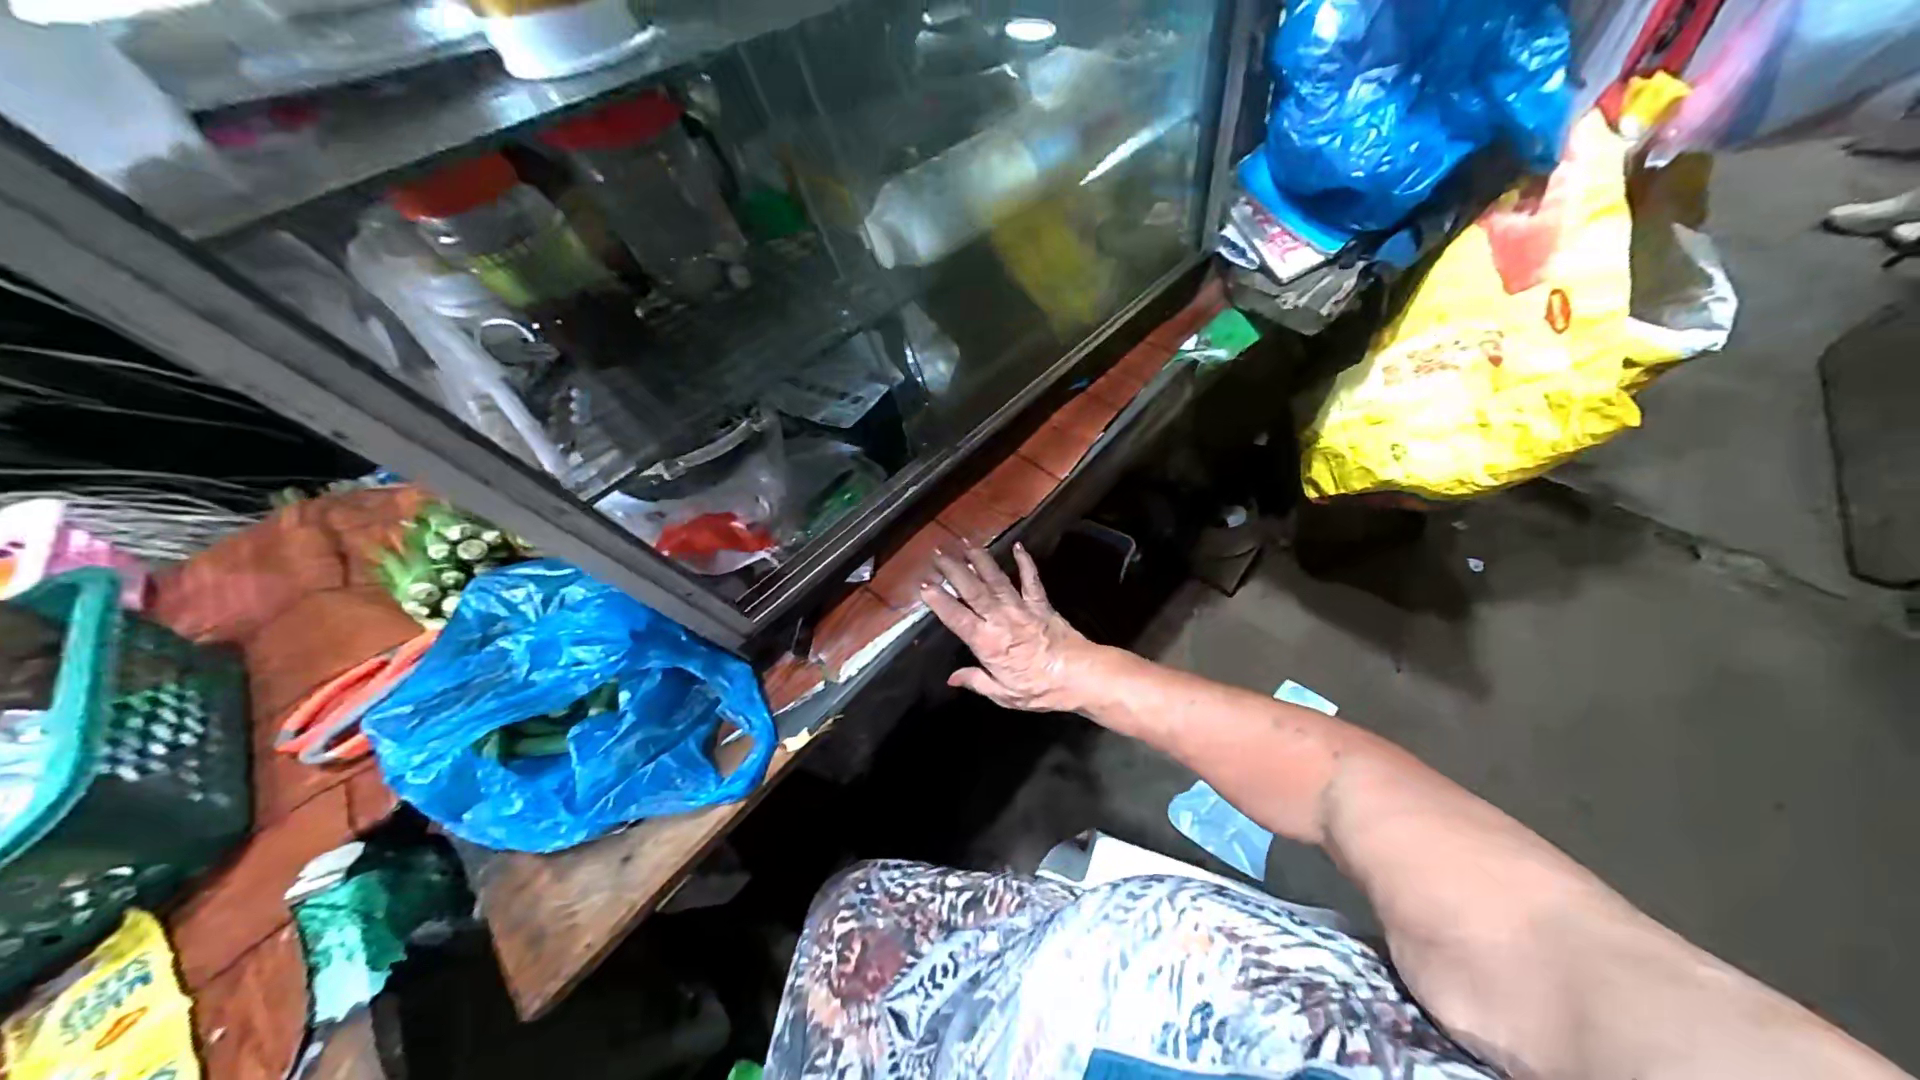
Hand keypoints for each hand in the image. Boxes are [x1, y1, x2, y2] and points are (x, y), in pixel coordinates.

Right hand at [918, 541, 1101, 711]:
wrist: (1080, 676)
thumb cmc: (1041, 689)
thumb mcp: (1004, 694)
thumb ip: (976, 681)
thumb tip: (952, 678)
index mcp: (988, 643)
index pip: (957, 617)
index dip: (939, 601)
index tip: (925, 585)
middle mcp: (1001, 619)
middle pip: (972, 590)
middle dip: (953, 570)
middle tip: (938, 554)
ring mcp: (1021, 608)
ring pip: (996, 579)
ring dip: (980, 560)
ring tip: (965, 544)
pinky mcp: (1041, 604)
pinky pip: (1031, 580)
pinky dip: (1025, 562)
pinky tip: (1018, 547)